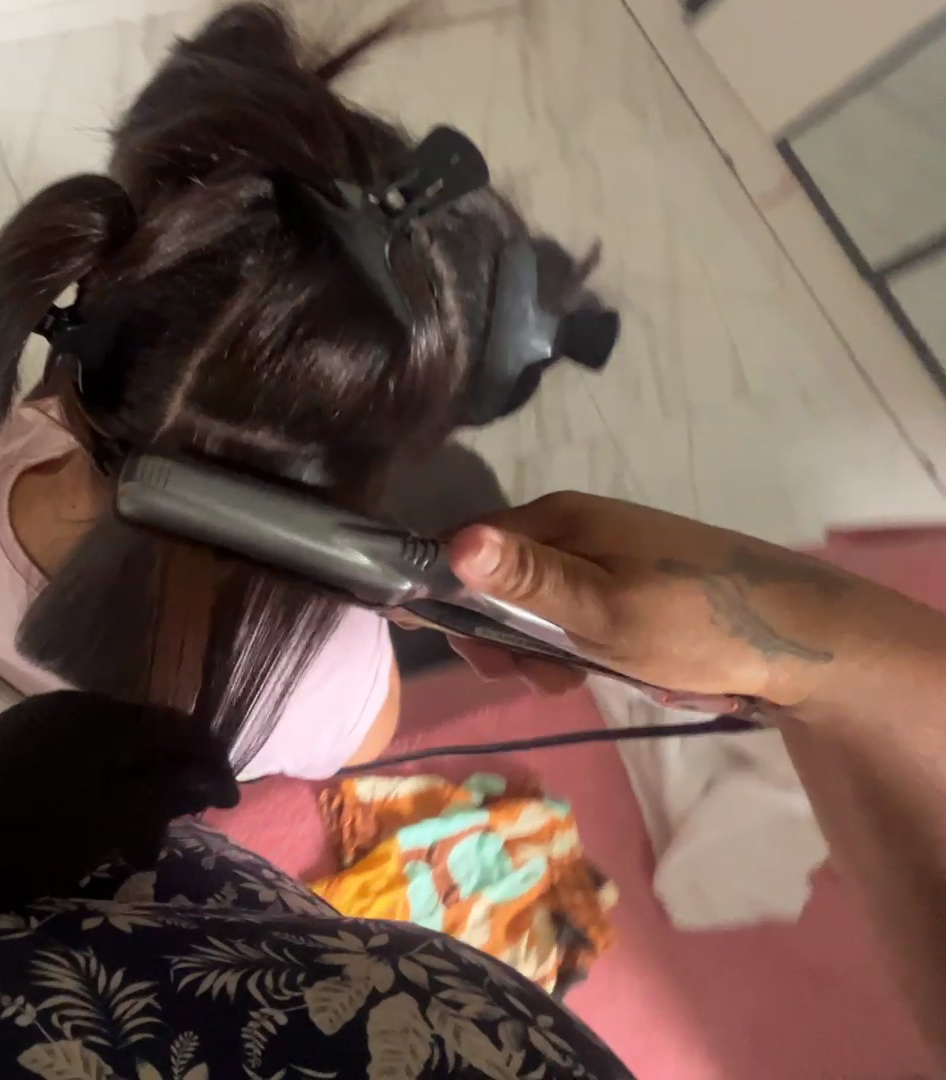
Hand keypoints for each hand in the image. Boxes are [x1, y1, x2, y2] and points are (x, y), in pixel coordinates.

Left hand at [0, 691, 239, 942]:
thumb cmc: (30, 833)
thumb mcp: (110, 821)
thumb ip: (166, 791)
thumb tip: (213, 774)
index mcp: (105, 717)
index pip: (179, 726)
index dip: (211, 764)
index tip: (227, 806)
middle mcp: (75, 705)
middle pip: (143, 739)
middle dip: (163, 789)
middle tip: (161, 841)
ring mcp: (42, 718)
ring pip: (108, 753)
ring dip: (127, 797)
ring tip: (125, 849)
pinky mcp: (17, 738)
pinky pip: (75, 758)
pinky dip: (94, 791)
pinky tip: (87, 828)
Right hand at [444, 492, 875, 707]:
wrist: (819, 645)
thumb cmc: (698, 625)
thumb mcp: (601, 608)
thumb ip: (524, 579)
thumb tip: (457, 541)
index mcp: (555, 519)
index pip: (461, 547)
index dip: (442, 594)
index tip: (458, 645)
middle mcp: (569, 526)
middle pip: (491, 579)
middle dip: (491, 632)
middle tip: (516, 677)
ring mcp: (598, 552)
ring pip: (525, 601)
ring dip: (527, 646)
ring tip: (560, 681)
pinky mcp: (621, 578)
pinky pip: (563, 609)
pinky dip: (561, 643)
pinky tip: (583, 669)